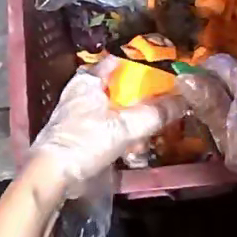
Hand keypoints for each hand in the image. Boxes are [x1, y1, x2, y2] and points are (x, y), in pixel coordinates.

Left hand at [25, 56, 184, 205]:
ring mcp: (76, 115)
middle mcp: (80, 93)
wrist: (53, 176)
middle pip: (117, 88)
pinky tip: (132, 150)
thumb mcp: (125, 126)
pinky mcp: (77, 135)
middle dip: (138, 100)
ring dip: (130, 123)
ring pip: (112, 111)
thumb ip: (155, 113)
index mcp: (88, 80)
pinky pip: (105, 129)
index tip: (161, 71)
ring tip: (146, 136)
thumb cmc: (85, 141)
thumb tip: (183, 100)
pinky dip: (120, 137)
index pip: (117, 61)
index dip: (139, 63)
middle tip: (159, 107)